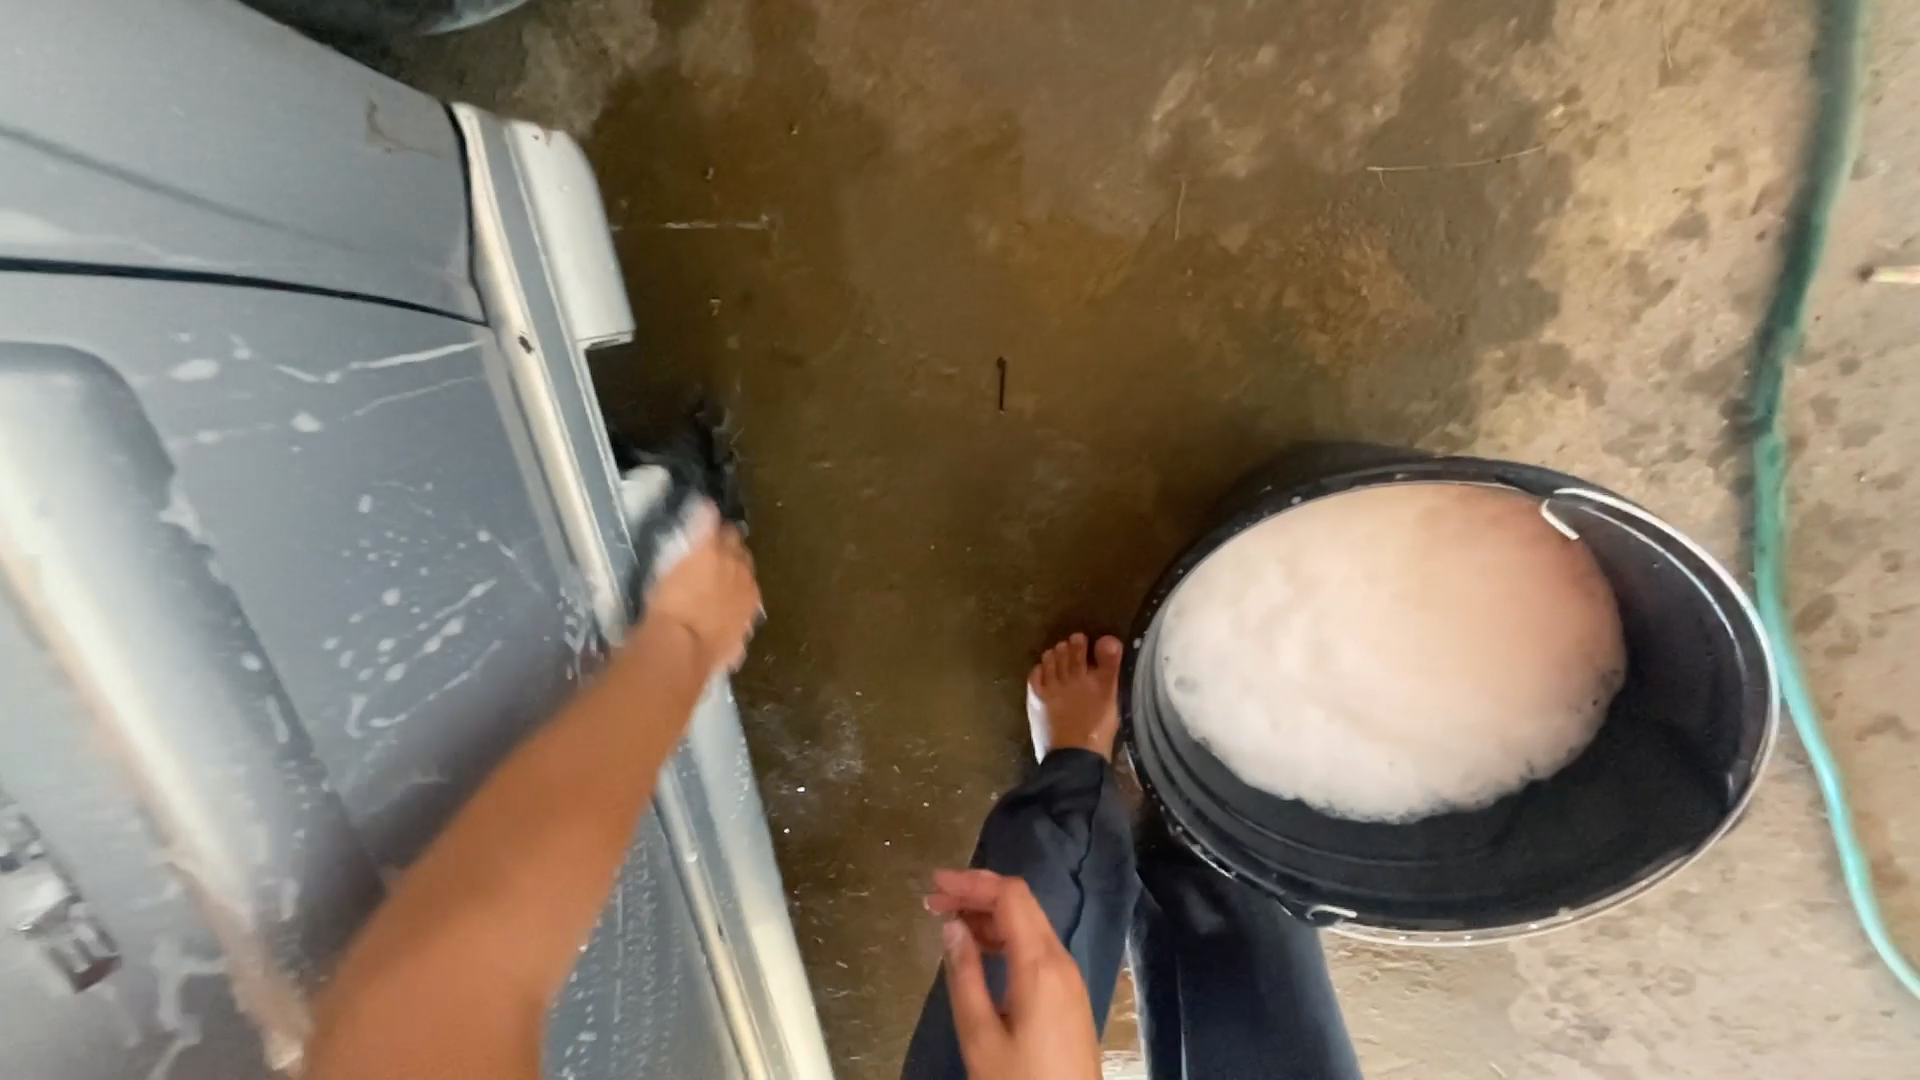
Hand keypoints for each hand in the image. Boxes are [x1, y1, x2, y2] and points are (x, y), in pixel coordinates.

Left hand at [645, 504, 760, 671]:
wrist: (685, 643)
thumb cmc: (703, 655)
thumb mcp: (726, 650)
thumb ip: (732, 638)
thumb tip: (735, 648)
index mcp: (750, 603)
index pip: (746, 582)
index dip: (733, 578)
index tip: (721, 579)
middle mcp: (745, 580)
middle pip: (741, 558)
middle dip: (731, 555)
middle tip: (715, 554)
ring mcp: (726, 561)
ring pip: (729, 541)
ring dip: (721, 537)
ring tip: (710, 529)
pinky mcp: (705, 547)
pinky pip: (708, 523)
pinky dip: (705, 515)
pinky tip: (702, 506)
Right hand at [927, 869, 1100, 1079]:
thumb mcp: (981, 1037)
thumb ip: (965, 975)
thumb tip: (952, 925)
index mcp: (1040, 964)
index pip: (1009, 895)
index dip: (972, 881)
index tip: (935, 884)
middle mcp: (1061, 960)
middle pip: (1021, 902)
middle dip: (977, 892)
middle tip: (935, 899)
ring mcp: (1069, 977)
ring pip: (1030, 923)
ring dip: (990, 914)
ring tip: (950, 921)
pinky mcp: (1069, 995)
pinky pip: (1037, 946)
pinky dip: (1006, 936)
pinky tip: (980, 948)